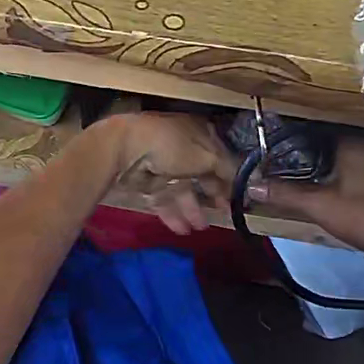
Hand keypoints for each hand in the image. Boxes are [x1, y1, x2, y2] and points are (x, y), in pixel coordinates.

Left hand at [100, 113, 234, 233]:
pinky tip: (183, 229)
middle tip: (224, 214)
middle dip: (213, 195)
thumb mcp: (207, 156)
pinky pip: (164, 198)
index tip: (239, 195)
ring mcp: (163, 165)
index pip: (219, 156)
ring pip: (182, 190)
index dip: (230, 176)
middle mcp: (182, 148)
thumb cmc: (172, 146)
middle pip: (202, 175)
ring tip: (202, 228)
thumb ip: (226, 170)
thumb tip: (239, 180)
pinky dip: (173, 213)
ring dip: (193, 209)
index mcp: (199, 134)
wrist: (124, 150)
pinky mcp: (146, 181)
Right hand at [252, 139, 363, 259]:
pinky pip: (361, 175)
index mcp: (353, 143)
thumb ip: (286, 194)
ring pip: (349, 161)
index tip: (276, 146)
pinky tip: (336, 193)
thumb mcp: (319, 205)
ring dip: (330, 169)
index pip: (318, 130)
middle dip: (312, 154)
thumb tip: (252, 185)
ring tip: (306, 178)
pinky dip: (346, 181)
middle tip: (286, 164)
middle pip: (333, 146)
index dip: (296, 138)